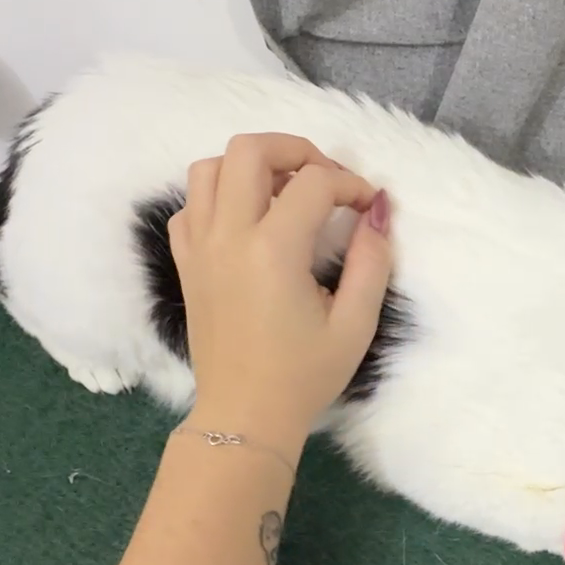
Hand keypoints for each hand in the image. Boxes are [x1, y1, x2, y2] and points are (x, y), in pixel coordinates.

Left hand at [168, 133, 391, 442]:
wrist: (245, 414)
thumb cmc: (305, 375)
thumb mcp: (355, 325)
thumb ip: (370, 263)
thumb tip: (378, 213)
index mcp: (274, 250)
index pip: (314, 183)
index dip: (351, 184)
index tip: (370, 207)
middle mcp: (228, 235)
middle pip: (250, 150)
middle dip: (297, 150)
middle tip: (327, 180)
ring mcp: (199, 245)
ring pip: (211, 166)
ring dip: (254, 166)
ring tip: (288, 193)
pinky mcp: (187, 261)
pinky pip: (193, 203)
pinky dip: (222, 194)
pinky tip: (251, 220)